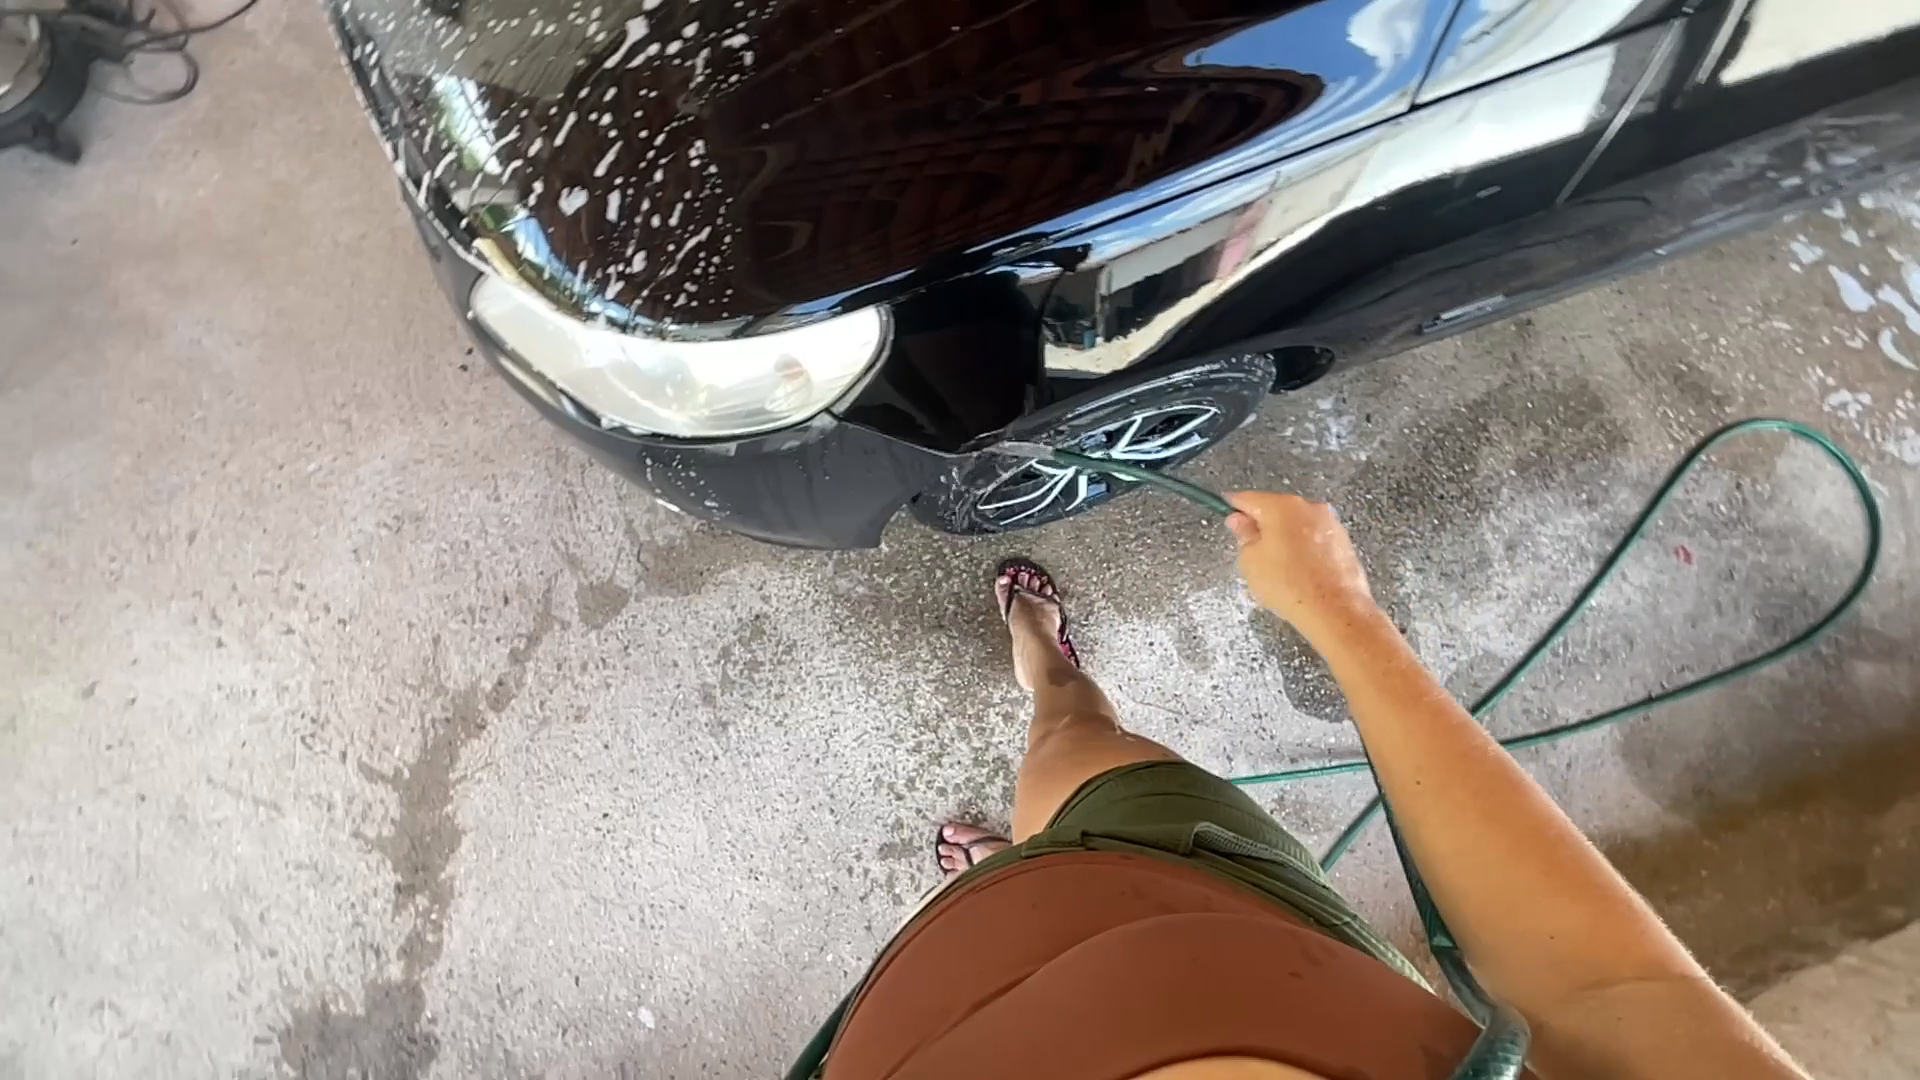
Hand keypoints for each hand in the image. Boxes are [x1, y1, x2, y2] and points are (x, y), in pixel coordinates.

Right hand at [1225, 491, 1380, 642]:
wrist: (1334, 610)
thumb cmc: (1289, 585)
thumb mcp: (1250, 560)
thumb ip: (1243, 535)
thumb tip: (1240, 521)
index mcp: (1281, 507)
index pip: (1248, 498)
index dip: (1233, 507)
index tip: (1227, 515)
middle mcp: (1308, 507)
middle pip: (1275, 508)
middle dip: (1260, 524)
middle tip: (1248, 548)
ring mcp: (1329, 523)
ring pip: (1295, 523)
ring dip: (1282, 536)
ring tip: (1274, 565)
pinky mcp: (1343, 541)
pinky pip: (1313, 537)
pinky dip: (1301, 547)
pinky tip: (1295, 569)